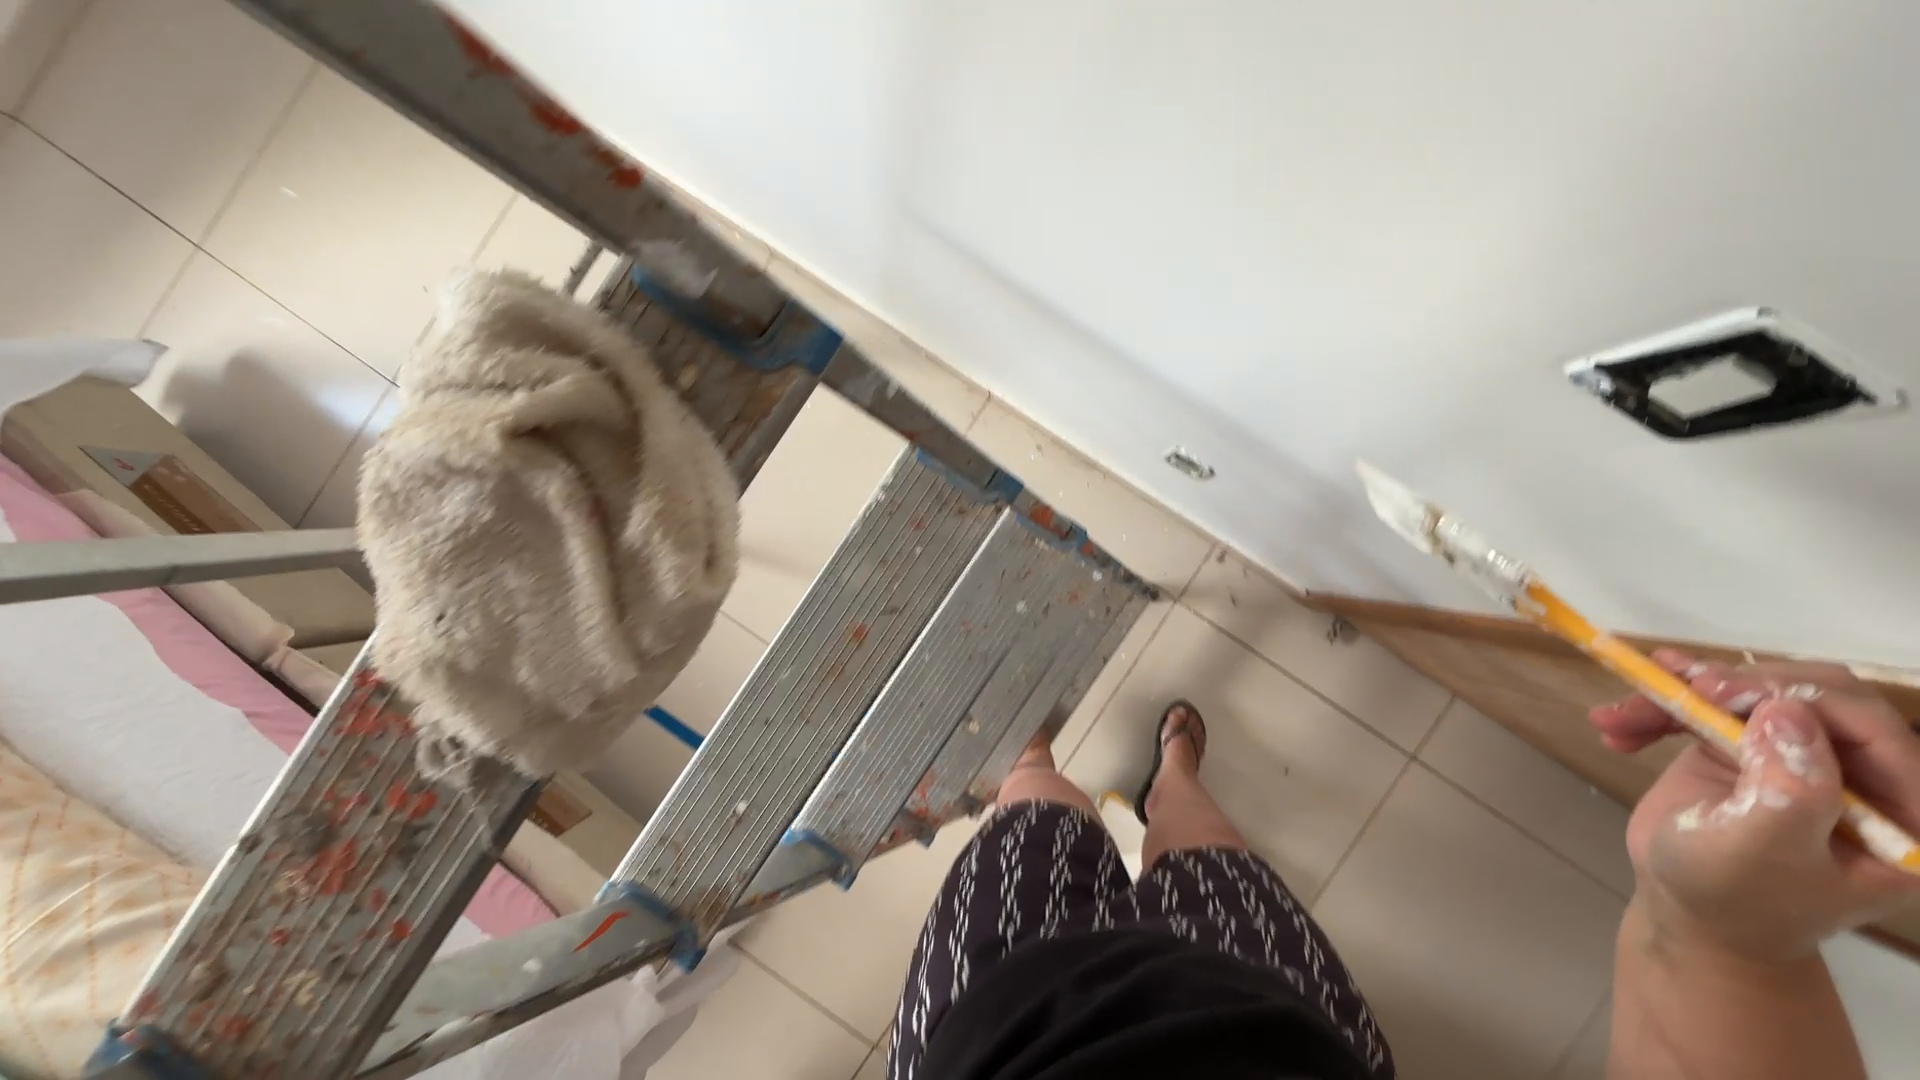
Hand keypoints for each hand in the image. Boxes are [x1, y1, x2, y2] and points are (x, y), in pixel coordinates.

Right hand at [1589, 651, 1919, 962]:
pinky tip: (1617, 724)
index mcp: (1901, 811)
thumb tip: (1785, 709)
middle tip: (1678, 687)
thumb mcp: (1761, 849)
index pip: (1868, 727)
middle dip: (1737, 686)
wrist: (1689, 915)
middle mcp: (1862, 778)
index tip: (1716, 692)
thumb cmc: (1732, 896)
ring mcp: (1801, 759)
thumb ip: (1790, 788)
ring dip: (1677, 696)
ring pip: (1752, 694)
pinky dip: (1658, 710)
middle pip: (1811, 696)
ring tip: (1618, 714)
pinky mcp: (1748, 750)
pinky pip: (1710, 709)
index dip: (1797, 696)